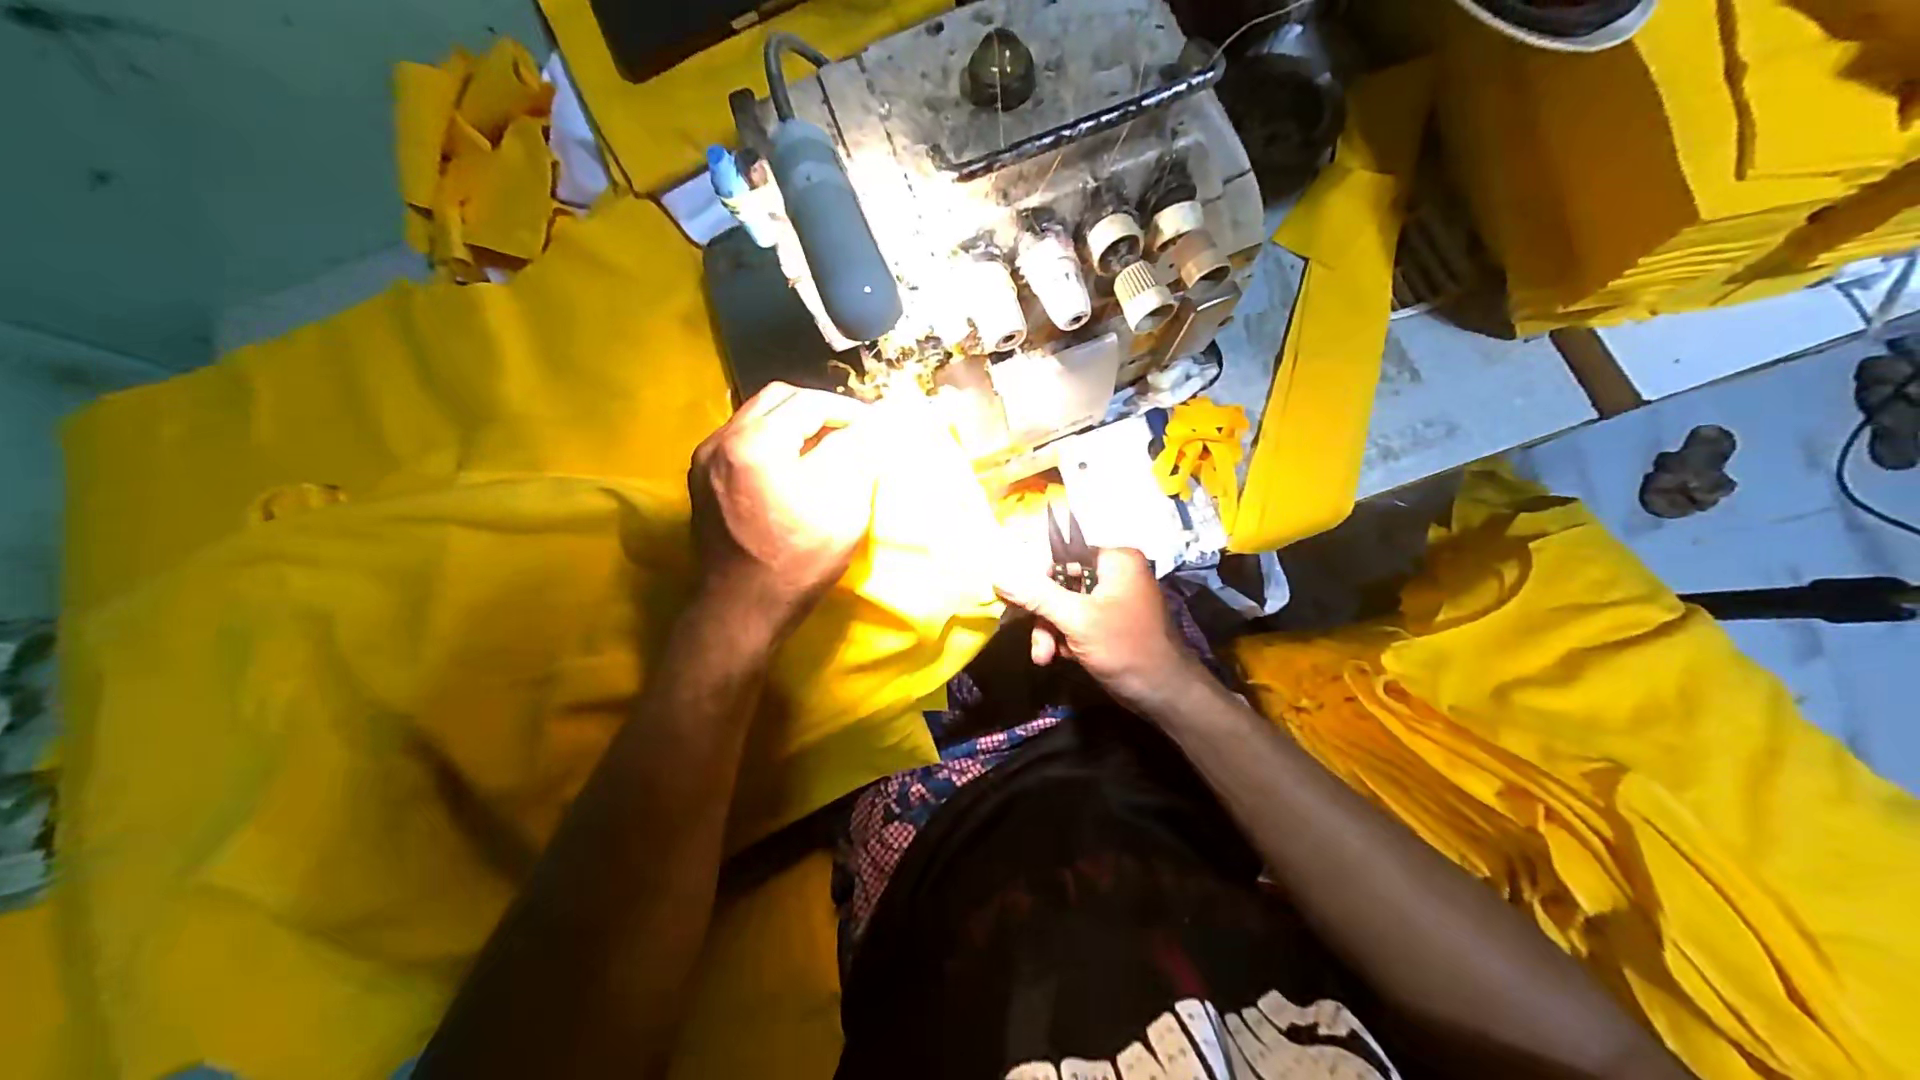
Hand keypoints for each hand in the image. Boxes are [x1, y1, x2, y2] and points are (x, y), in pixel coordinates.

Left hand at [688, 383, 876, 639]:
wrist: (740, 609)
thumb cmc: (797, 563)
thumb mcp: (841, 508)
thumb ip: (856, 454)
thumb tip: (873, 423)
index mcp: (755, 443)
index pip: (808, 403)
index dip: (846, 410)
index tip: (872, 426)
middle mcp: (722, 440)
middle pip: (777, 399)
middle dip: (817, 409)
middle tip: (848, 431)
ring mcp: (705, 460)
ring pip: (755, 417)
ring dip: (792, 423)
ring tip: (824, 448)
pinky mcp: (702, 480)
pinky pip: (741, 440)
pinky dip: (771, 442)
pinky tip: (792, 468)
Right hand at [995, 547, 1205, 715]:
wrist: (1163, 694)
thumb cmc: (1125, 647)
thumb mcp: (1077, 620)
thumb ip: (1037, 596)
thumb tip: (998, 575)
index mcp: (1114, 560)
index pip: (1061, 553)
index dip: (1035, 574)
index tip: (1012, 596)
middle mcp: (1113, 573)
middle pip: (1059, 582)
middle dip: (1043, 615)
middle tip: (1036, 640)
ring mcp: (1110, 599)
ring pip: (1062, 605)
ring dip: (1049, 632)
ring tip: (1045, 657)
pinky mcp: (1106, 622)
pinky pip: (1073, 621)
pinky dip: (1062, 639)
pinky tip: (1059, 658)